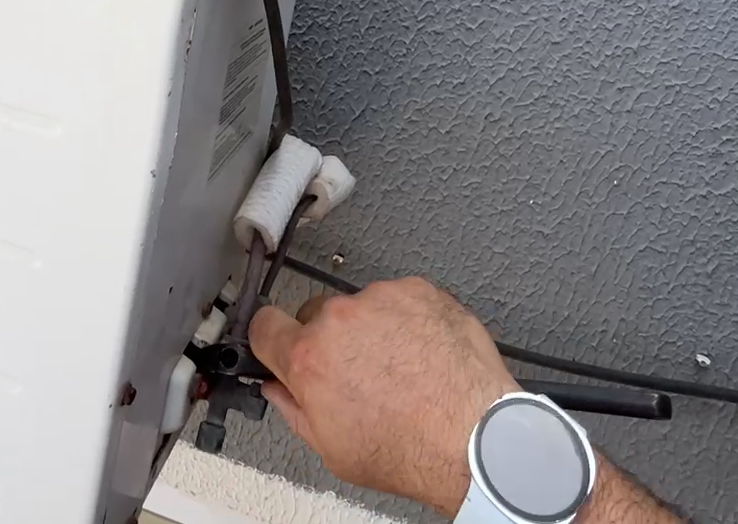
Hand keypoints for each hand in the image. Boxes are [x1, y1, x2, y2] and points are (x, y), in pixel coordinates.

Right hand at [248, 277, 518, 515]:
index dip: (270, 336)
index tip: (278, 338)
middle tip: (356, 369)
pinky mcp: (415, 288)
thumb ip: (294, 409)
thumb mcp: (333, 449)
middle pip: (315, 314)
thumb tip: (279, 388)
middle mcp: (339, 319)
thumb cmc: (410, 448)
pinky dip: (406, 317)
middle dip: (327, 337)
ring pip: (359, 305)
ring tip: (400, 365)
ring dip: (371, 326)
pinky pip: (398, 297)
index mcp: (309, 357)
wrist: (472, 436)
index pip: (264, 323)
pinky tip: (421, 350)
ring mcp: (379, 298)